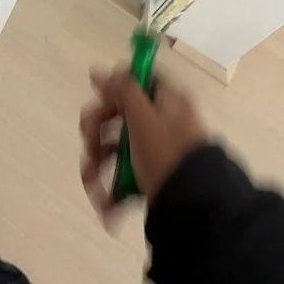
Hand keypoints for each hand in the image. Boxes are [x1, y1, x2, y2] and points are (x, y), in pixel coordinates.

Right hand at [79, 65, 207, 217]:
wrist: (194, 213)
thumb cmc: (167, 156)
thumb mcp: (144, 119)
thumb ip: (122, 91)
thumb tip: (98, 70)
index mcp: (170, 102)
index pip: (140, 78)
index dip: (116, 84)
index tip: (99, 96)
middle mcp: (164, 123)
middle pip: (120, 113)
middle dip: (97, 130)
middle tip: (89, 142)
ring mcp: (157, 152)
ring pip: (116, 146)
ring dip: (98, 162)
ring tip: (91, 181)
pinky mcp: (151, 178)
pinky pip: (124, 172)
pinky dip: (111, 186)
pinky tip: (105, 203)